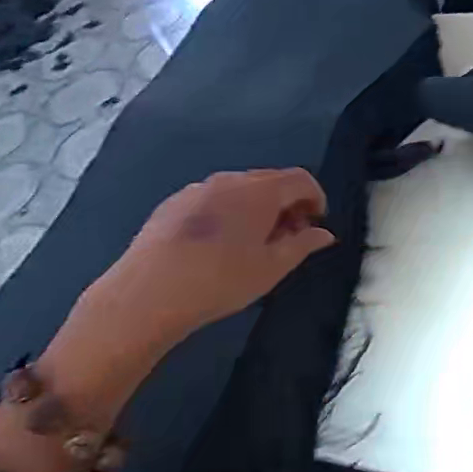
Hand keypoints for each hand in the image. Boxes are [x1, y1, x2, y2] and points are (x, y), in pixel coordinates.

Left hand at [41, 169, 335, 408]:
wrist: (148, 292)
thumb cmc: (222, 280)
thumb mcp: (272, 268)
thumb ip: (302, 245)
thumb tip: (324, 234)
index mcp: (260, 191)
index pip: (300, 179)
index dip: (315, 197)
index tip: (316, 223)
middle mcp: (230, 180)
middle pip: (269, 181)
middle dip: (287, 204)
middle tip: (290, 237)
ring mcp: (197, 189)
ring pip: (239, 190)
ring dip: (257, 208)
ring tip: (254, 244)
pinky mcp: (173, 203)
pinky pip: (213, 200)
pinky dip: (228, 212)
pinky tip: (218, 246)